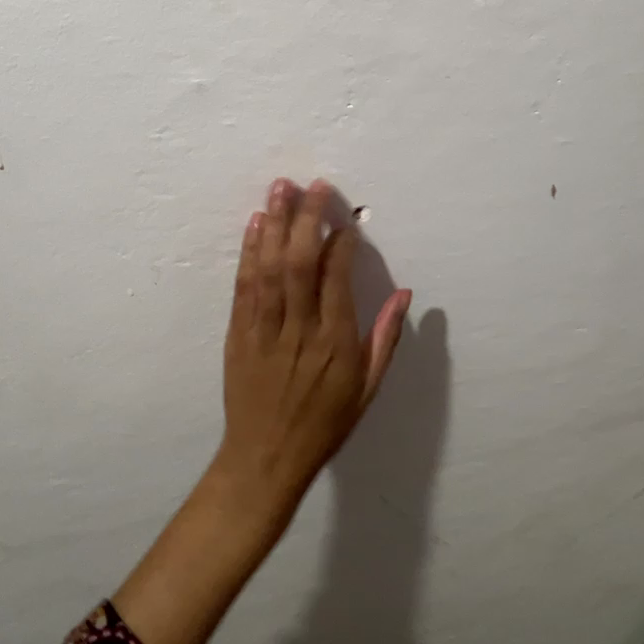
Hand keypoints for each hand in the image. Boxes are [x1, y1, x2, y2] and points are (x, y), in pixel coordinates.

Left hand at [106, 178, 411, 643]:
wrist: (265, 458)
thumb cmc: (324, 424)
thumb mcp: (367, 389)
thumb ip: (385, 338)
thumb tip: (404, 294)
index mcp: (335, 343)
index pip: (337, 278)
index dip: (341, 243)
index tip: (347, 218)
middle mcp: (299, 330)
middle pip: (301, 263)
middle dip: (307, 218)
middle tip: (313, 184)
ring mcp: (265, 329)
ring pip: (270, 267)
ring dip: (276, 224)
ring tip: (281, 188)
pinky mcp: (239, 333)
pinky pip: (244, 286)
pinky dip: (249, 252)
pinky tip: (256, 225)